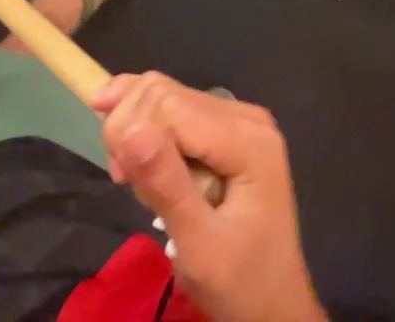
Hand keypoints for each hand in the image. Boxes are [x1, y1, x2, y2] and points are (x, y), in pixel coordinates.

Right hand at [92, 73, 325, 321]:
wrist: (273, 307)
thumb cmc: (240, 283)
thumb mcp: (199, 246)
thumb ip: (167, 186)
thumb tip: (131, 130)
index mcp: (249, 140)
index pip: (168, 104)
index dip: (132, 131)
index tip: (121, 181)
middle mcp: (245, 116)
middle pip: (163, 93)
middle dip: (129, 128)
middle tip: (125, 181)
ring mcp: (237, 120)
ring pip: (162, 94)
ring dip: (134, 129)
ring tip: (134, 178)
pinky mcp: (225, 129)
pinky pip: (172, 106)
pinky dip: (145, 127)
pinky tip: (135, 154)